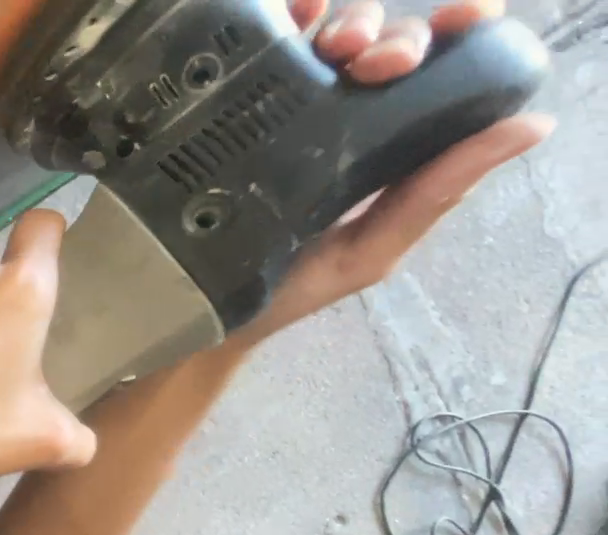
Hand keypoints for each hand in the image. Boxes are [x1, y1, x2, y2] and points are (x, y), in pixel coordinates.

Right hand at [226, 0, 553, 350]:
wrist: (194, 314)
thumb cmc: (284, 292)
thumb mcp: (367, 254)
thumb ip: (433, 197)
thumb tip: (531, 125)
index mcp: (386, 144)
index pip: (436, 69)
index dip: (457, 33)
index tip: (460, 23)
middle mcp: (339, 120)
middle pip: (381, 47)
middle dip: (392, 36)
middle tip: (374, 64)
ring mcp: (279, 118)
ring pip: (326, 41)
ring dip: (343, 26)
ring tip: (331, 51)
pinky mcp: (225, 121)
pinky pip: (258, 55)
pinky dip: (284, 19)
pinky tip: (291, 17)